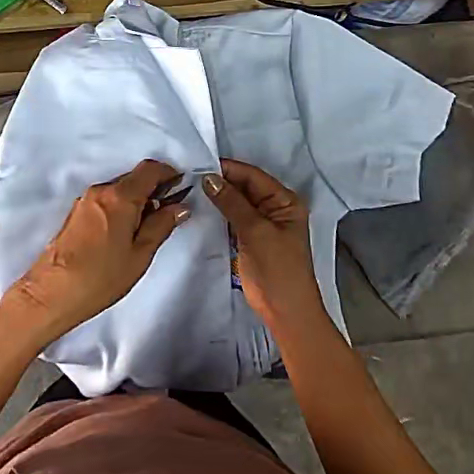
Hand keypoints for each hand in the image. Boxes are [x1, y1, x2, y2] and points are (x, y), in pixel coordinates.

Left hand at [1, 159, 188, 342]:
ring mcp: (85, 201)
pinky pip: (107, 200)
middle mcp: (101, 191)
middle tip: (168, 212)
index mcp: (120, 197)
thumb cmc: (100, 278)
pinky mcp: (76, 214)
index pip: (150, 169)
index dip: (170, 173)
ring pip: (120, 189)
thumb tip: (179, 207)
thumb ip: (162, 225)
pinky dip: (121, 208)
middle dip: (154, 189)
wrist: (48, 296)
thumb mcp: (140, 254)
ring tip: (147, 227)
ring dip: (137, 200)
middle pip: (134, 178)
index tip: (182, 188)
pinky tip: (126, 232)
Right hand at [204, 159, 325, 329]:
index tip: (199, 164)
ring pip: (237, 203)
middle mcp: (275, 208)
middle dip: (221, 182)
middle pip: (245, 188)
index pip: (253, 176)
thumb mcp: (256, 231)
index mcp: (285, 201)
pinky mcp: (250, 240)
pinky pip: (233, 220)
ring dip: (218, 198)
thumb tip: (210, 178)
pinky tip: (200, 209)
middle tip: (188, 176)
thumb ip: (233, 203)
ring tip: (189, 188)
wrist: (284, 309)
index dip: (228, 169)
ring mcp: (262, 225)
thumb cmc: (277, 267)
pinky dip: (219, 214)